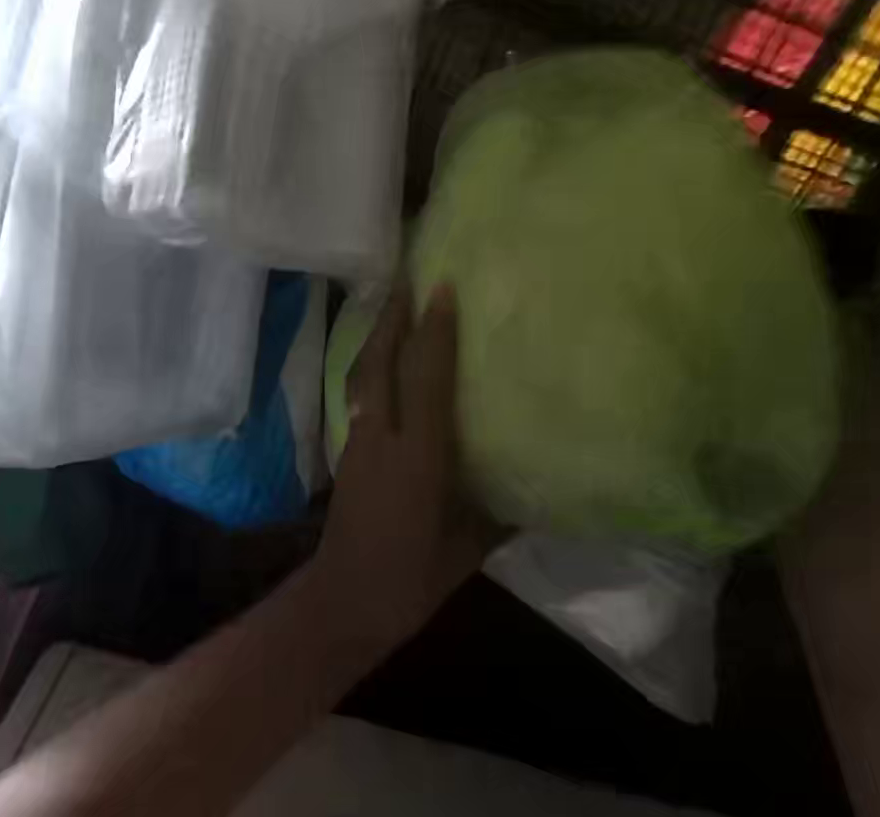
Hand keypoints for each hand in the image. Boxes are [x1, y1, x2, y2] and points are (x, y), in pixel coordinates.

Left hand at [309, 282, 503, 650]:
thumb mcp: (468, 547)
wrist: (345, 602)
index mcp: (418, 457)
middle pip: (380, 362)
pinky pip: (357, 392)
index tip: (442, 289)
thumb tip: (533, 488)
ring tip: (393, 303)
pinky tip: (382, 357)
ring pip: (362, 373)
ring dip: (377, 334)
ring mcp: (357, 441)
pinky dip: (370, 364)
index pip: (426, 380)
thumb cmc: (413, 579)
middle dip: (392, 316)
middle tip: (407, 276)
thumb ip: (498, 511)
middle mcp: (382, 438)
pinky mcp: (346, 450)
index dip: (434, 332)